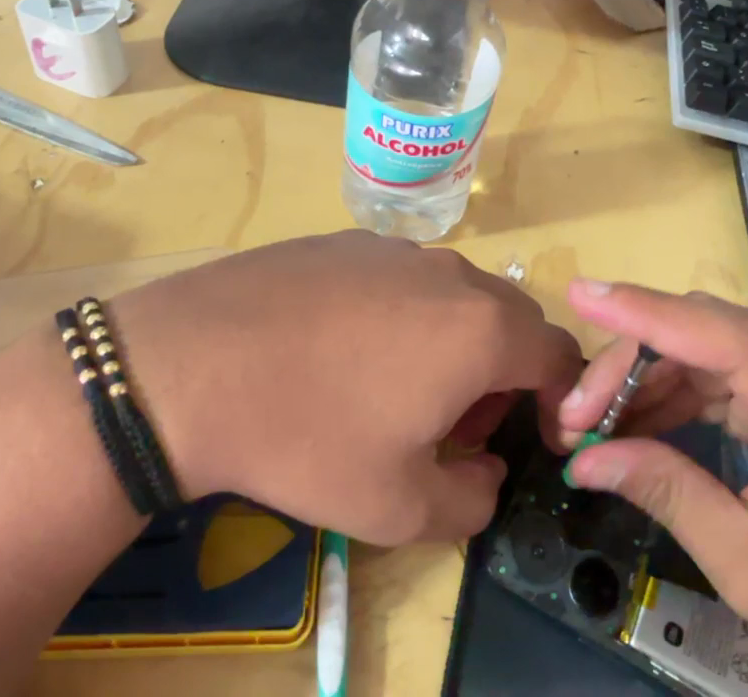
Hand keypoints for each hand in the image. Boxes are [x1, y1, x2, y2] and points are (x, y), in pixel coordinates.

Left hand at [110, 231, 581, 545]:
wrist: (187, 368)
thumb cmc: (308, 437)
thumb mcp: (400, 507)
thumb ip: (474, 502)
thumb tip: (488, 474)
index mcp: (482, 329)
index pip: (560, 357)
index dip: (560, 402)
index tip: (528, 439)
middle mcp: (450, 274)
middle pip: (511, 322)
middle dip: (505, 376)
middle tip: (457, 426)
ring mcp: (394, 249)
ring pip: (455, 297)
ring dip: (454, 344)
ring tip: (396, 389)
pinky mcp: (343, 241)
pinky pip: (402, 280)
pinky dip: (403, 316)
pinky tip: (342, 351)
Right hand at [556, 281, 747, 694]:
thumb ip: (670, 495)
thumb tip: (587, 457)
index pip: (731, 339)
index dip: (651, 314)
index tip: (583, 296)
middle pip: (710, 336)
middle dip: (631, 363)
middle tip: (570, 418)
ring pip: (707, 350)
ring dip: (643, 379)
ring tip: (585, 425)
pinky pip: (721, 375)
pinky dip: (670, 395)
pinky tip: (628, 424)